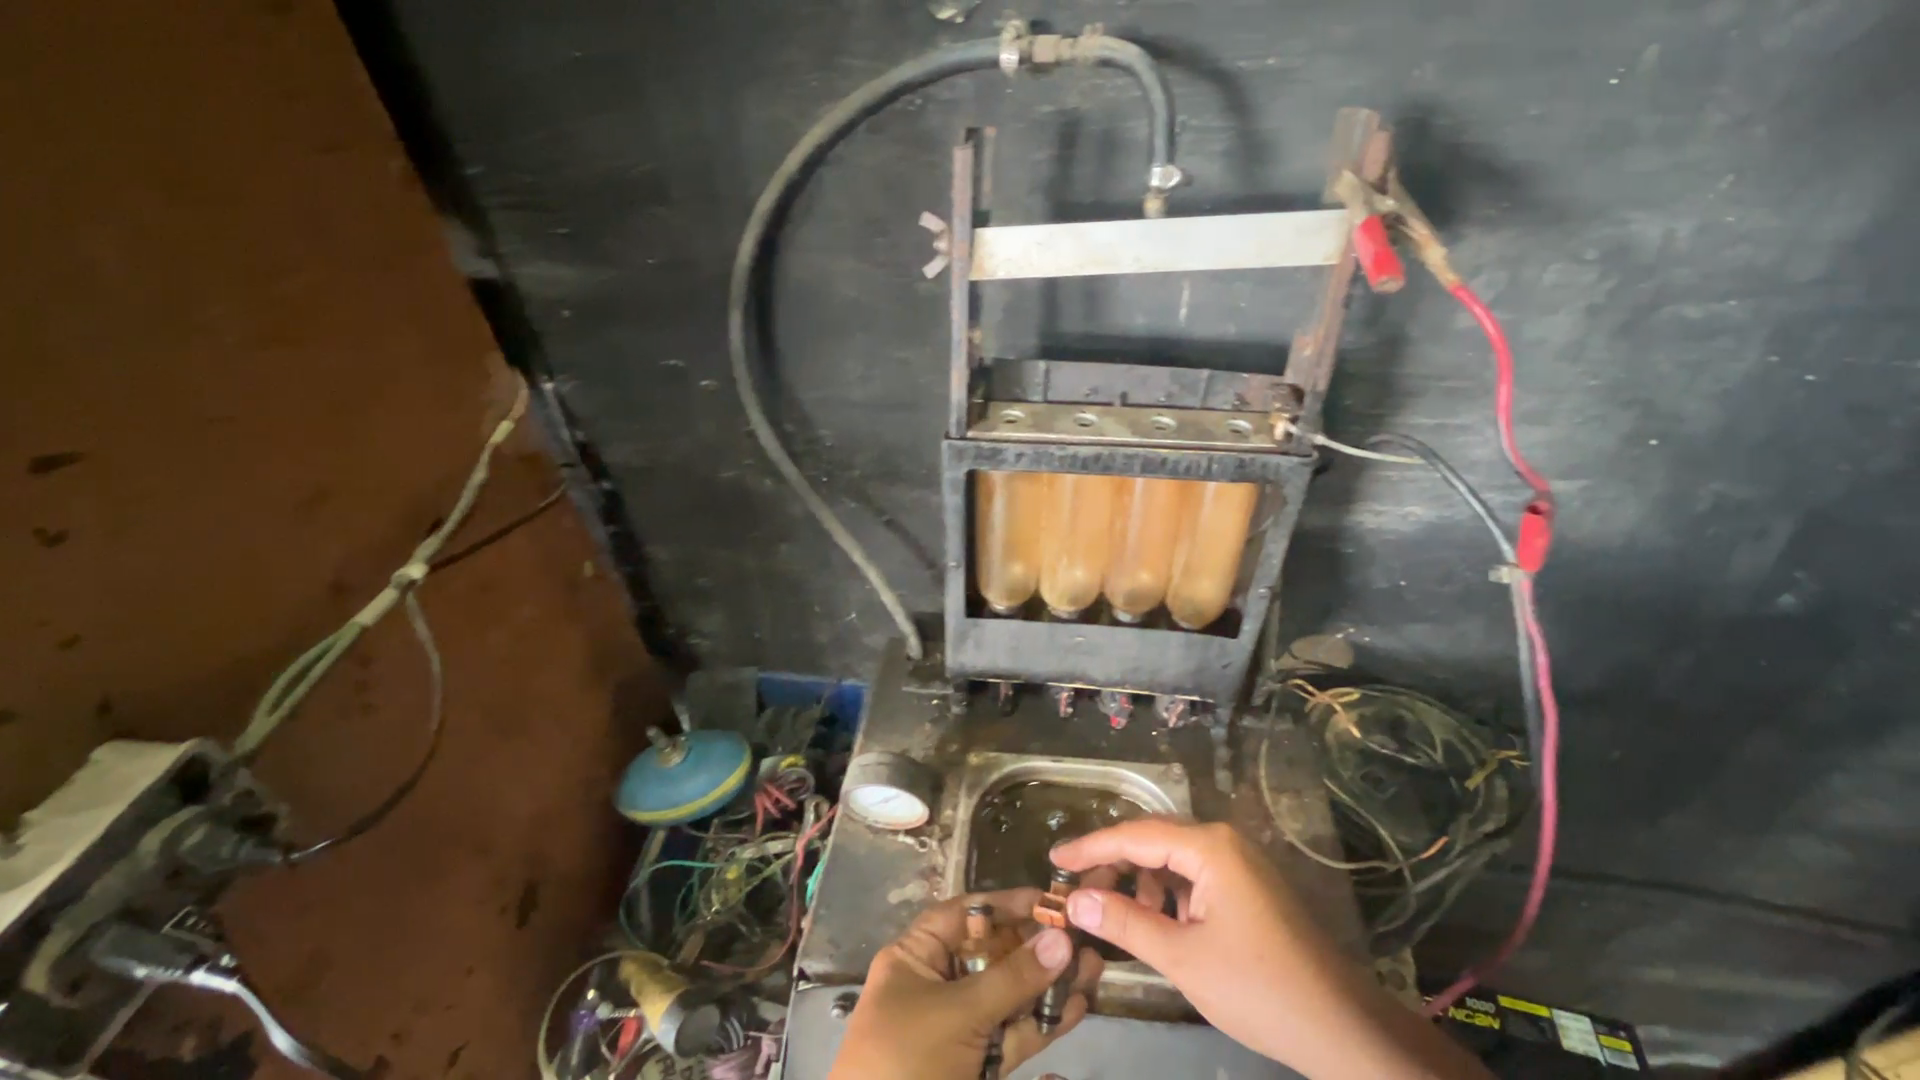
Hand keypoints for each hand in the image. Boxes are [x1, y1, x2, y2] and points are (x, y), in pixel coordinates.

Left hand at [827, 889, 1103, 1079]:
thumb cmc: (905, 1059)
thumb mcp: (956, 1014)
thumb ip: (1011, 978)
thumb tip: (1062, 940)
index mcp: (914, 960)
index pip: (963, 917)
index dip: (1004, 905)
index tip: (1049, 901)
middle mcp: (937, 986)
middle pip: (993, 956)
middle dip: (1037, 948)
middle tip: (1083, 938)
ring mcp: (960, 1027)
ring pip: (1010, 997)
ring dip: (1050, 985)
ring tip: (1093, 969)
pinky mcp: (978, 1065)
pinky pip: (1014, 1035)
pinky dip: (1044, 1023)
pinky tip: (1079, 1007)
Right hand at [1052, 820, 1490, 1079]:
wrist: (1341, 1026)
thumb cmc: (1257, 988)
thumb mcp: (1181, 957)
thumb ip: (1124, 923)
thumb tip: (1073, 901)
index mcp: (1210, 847)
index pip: (1134, 835)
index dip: (1090, 848)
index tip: (1052, 859)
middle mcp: (1225, 842)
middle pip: (1153, 839)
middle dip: (1112, 864)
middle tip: (1074, 890)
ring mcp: (1242, 865)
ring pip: (1174, 859)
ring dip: (1140, 882)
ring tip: (1111, 914)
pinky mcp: (1250, 889)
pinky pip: (1195, 877)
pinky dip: (1167, 895)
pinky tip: (1153, 924)